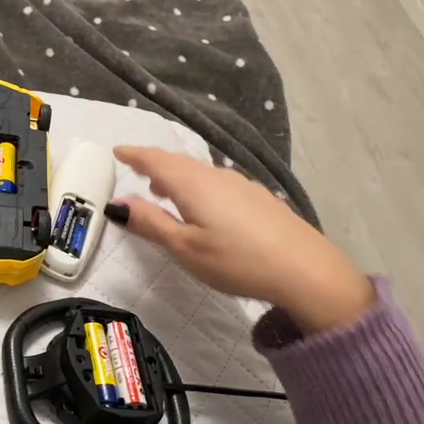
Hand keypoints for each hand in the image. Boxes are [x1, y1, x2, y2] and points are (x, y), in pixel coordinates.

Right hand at [109, 146, 373, 332]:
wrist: (306, 271)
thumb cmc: (236, 261)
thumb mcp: (184, 247)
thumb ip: (150, 223)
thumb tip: (118, 203)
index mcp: (192, 184)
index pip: (155, 159)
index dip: (134, 154)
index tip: (117, 151)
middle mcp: (216, 176)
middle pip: (178, 163)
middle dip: (154, 165)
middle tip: (136, 171)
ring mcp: (241, 185)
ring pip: (200, 172)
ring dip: (177, 177)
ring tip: (164, 192)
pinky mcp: (259, 198)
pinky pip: (217, 183)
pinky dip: (199, 187)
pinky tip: (204, 208)